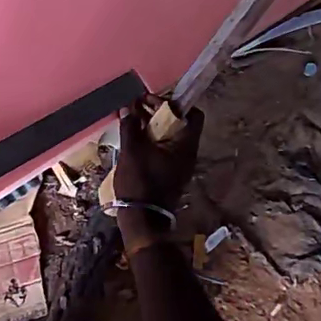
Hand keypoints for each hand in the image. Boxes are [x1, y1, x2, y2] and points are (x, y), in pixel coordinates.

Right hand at [116, 94, 203, 209]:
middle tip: (136, 107)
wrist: (142, 220)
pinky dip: (152, 140)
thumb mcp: (131, 151)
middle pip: (179, 123)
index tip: (151, 100)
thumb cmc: (140, 183)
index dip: (173, 102)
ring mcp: (180, 165)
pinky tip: (134, 138)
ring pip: (170, 137)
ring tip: (131, 120)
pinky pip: (165, 149)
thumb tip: (127, 108)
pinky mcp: (170, 173)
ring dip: (153, 126)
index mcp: (186, 145)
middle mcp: (188, 153)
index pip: (193, 114)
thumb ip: (130, 126)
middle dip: (157, 112)